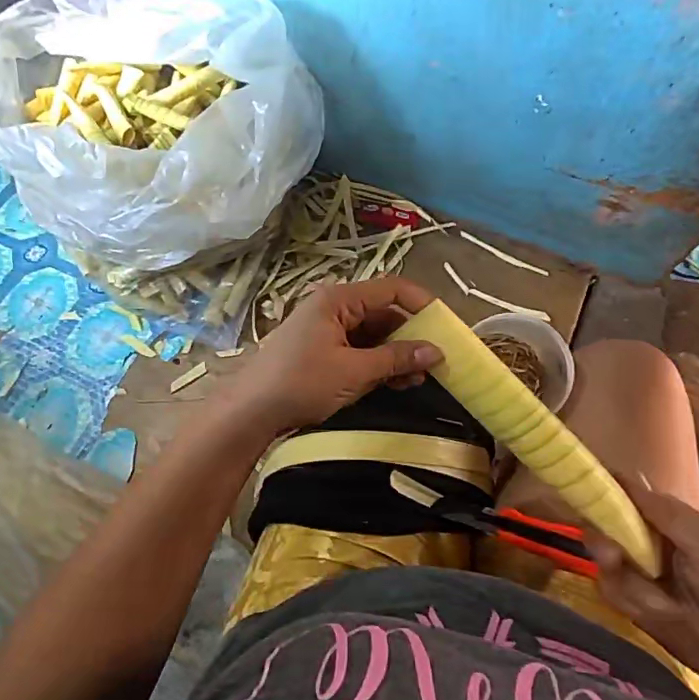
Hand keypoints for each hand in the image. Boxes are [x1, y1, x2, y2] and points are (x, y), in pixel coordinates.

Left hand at [225, 277, 440, 433]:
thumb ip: (396, 359)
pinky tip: (395, 382)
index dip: (423, 305)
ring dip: (396, 354)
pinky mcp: (320, 352)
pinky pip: (357, 350)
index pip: (392, 289)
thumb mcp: (354, 372)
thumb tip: (436, 351)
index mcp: (337, 300)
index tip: (448, 329)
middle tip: (436, 361)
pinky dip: (377, 363)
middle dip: (411, 336)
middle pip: (382, 312)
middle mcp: (332, 308)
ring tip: (418, 379)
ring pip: (372, 334)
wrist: (251, 410)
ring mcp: (324, 330)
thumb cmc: (301, 383)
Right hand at [586, 477, 698, 699]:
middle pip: (605, 525)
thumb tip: (624, 475)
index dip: (603, 490)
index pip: (628, 497)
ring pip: (603, 559)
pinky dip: (625, 598)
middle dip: (603, 536)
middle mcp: (652, 545)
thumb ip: (666, 512)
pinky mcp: (635, 609)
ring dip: (617, 573)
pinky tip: (652, 612)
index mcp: (674, 525)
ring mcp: (642, 578)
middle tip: (610, 552)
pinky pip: (610, 591)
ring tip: (649, 596)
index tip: (581, 489)